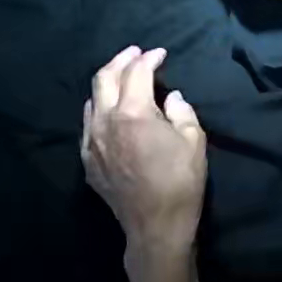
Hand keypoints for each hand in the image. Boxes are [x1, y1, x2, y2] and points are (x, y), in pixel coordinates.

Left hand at [82, 46, 207, 266]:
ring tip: (122, 77)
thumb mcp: (193, 140)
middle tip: (136, 54)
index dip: (149, 58)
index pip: (137, 72)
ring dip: (107, 82)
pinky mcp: (87, 159)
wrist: (156, 227)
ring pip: (92, 99)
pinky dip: (99, 107)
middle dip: (121, 60)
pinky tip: (110, 110)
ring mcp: (91, 141)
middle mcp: (105, 121)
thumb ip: (181, 111)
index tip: (161, 54)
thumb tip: (170, 97)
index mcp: (133, 113)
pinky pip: (88, 123)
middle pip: (105, 77)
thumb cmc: (181, 182)